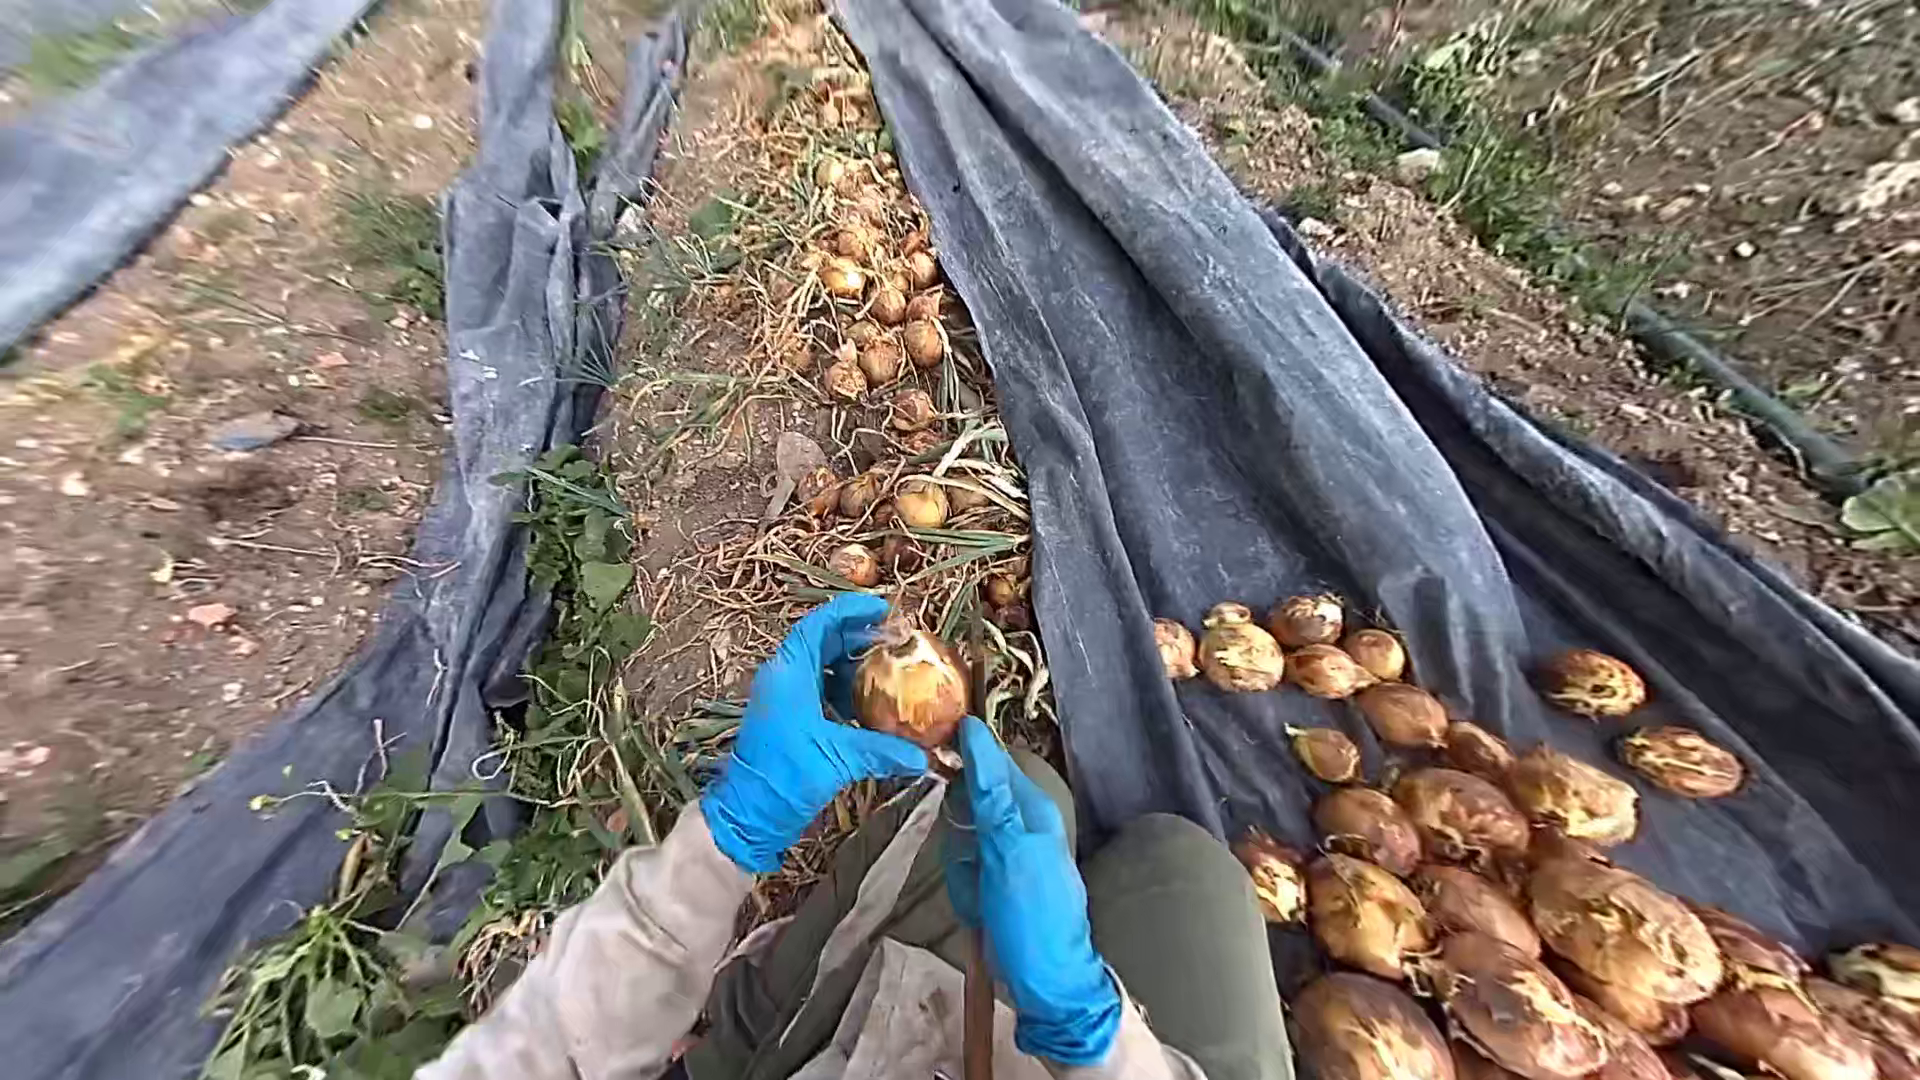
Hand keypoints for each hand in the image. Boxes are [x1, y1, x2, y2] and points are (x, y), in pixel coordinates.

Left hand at [702, 594, 930, 872]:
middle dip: (859, 634)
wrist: (745, 818)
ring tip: (887, 663)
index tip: (883, 608)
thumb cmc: (783, 778)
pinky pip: (821, 686)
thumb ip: (882, 751)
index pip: (819, 624)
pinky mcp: (790, 714)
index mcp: (789, 673)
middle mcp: (785, 676)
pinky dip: (845, 685)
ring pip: (823, 663)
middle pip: (824, 639)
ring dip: (853, 660)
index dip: (850, 610)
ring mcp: (785, 695)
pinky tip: (869, 698)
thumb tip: (922, 757)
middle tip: (894, 637)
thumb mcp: (837, 758)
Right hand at [946, 717, 1120, 1064]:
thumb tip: (974, 730)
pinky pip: (961, 865)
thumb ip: (990, 792)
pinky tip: (978, 906)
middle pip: (966, 798)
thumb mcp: (1009, 849)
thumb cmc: (1034, 914)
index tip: (936, 762)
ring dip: (961, 864)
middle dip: (959, 829)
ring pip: (958, 833)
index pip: (989, 758)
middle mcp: (1017, 819)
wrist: (1046, 985)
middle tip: (972, 857)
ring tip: (978, 890)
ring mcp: (1003, 850)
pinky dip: (963, 885)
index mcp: (1029, 804)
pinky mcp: (991, 875)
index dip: (963, 755)